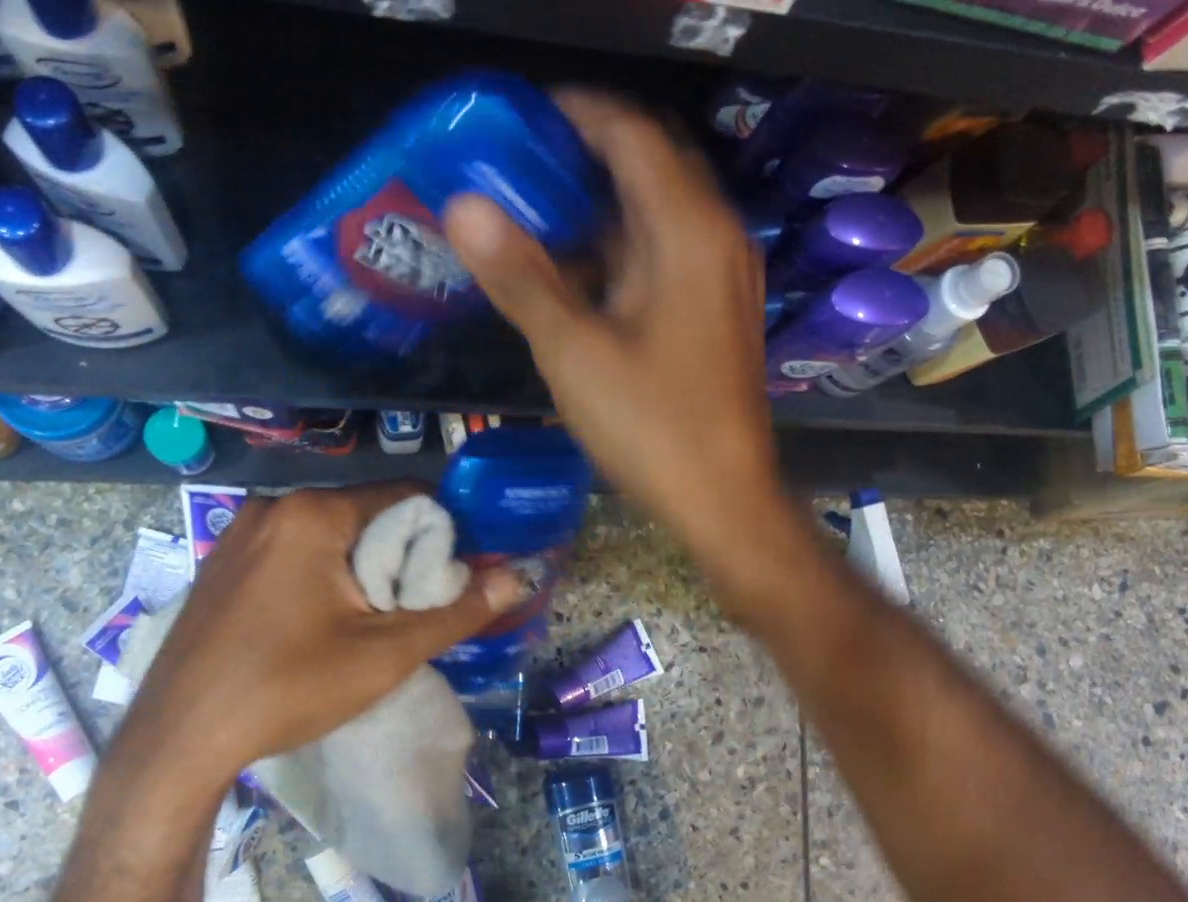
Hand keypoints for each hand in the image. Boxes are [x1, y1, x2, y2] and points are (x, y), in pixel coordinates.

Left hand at [118, 483, 520, 782]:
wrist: (180, 740)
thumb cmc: (288, 688)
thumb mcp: (385, 653)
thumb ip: (458, 611)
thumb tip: (519, 577)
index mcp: (313, 513)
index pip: (408, 497)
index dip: (445, 535)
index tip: (459, 578)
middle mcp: (274, 508)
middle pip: (368, 515)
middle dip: (403, 557)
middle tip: (421, 609)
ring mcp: (239, 535)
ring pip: (330, 536)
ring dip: (364, 570)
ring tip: (375, 623)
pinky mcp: (222, 566)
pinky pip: (293, 554)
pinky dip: (323, 577)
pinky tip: (323, 625)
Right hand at [444, 90, 783, 549]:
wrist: (726, 501)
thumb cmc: (653, 427)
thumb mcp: (574, 352)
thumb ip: (521, 277)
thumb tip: (462, 207)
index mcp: (688, 232)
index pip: (632, 135)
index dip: (576, 115)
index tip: (518, 120)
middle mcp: (717, 238)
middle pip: (650, 166)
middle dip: (584, 157)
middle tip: (516, 167)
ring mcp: (724, 276)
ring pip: (658, 214)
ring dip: (600, 208)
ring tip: (533, 215)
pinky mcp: (719, 310)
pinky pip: (668, 254)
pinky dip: (623, 250)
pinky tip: (576, 275)